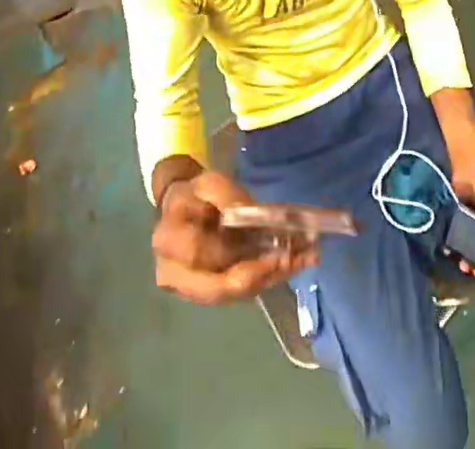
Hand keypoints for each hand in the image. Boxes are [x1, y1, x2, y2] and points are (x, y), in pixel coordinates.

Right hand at [152, 171, 316, 304]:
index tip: (278, 250)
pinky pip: (239, 290)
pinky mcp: (209, 292)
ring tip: (306, 258)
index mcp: (169, 240)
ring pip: (234, 293)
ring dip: (272, 277)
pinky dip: (267, 277)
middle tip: (302, 258)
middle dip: (265, 275)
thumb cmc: (196, 192)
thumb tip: (252, 215)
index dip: (238, 257)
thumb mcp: (209, 182)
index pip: (204, 255)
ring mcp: (190, 289)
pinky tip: (293, 262)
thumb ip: (228, 197)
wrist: (183, 206)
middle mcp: (173, 275)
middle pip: (221, 287)